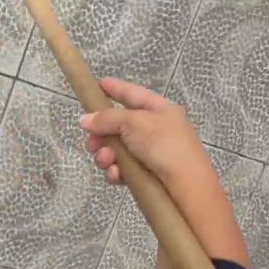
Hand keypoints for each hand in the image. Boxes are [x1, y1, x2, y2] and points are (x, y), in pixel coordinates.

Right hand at [78, 77, 211, 184]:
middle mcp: (154, 129)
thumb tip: (84, 119)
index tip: (98, 84)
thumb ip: (107, 118)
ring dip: (106, 155)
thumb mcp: (135, 123)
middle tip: (91, 142)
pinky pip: (121, 168)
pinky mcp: (144, 174)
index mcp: (160, 110)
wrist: (184, 184)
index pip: (134, 94)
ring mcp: (149, 153)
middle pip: (118, 126)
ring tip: (106, 160)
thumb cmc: (164, 145)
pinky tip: (116, 175)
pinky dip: (115, 171)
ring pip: (116, 149)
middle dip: (102, 134)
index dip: (116, 88)